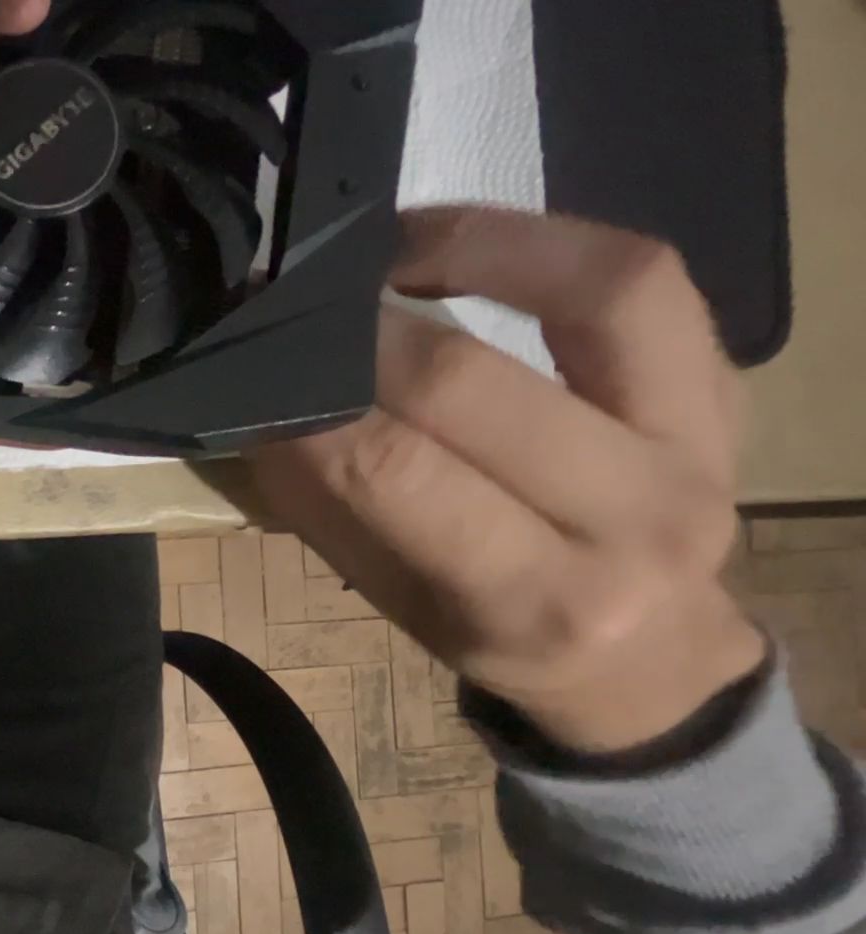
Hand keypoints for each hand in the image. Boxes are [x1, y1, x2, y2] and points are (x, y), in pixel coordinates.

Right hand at [249, 207, 764, 753]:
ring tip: (375, 254)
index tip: (255, 369)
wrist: (638, 649)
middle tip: (295, 309)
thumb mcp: (386, 592)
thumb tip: (266, 401)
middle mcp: (630, 523)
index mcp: (526, 600)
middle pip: (466, 385)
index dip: (311, 406)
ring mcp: (698, 444)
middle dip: (359, 334)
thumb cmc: (483, 628)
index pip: (392, 473)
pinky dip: (533, 241)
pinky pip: (636, 278)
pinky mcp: (721, 383)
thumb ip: (328, 500)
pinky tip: (447, 244)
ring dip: (455, 256)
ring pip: (586, 297)